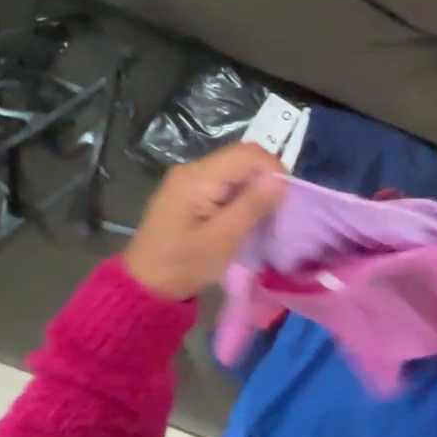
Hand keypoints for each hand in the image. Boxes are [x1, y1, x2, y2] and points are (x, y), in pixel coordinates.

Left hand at [123, 144, 287, 299]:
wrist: (148, 283)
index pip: (248, 154)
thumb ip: (251, 206)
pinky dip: (244, 196)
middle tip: (280, 210)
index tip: (288, 200)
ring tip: (267, 216)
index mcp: (198, 177)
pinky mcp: (192, 193)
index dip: (274, 171)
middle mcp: (193, 170)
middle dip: (268, 179)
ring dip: (257, 188)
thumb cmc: (185, 264)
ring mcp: (191, 180)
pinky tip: (248, 217)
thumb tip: (280, 181)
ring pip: (237, 170)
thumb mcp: (223, 239)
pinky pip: (226, 183)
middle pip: (242, 158)